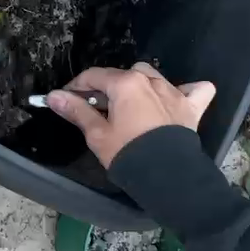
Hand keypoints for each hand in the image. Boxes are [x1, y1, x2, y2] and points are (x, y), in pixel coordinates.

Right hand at [45, 62, 215, 166]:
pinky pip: (195, 89)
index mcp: (125, 83)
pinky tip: (174, 100)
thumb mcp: (96, 133)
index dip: (76, 87)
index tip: (66, 99)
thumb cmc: (127, 152)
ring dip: (138, 85)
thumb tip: (53, 96)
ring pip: (153, 77)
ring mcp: (175, 92)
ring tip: (129, 105)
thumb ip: (76, 110)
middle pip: (122, 75)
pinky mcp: (192, 107)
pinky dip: (185, 91)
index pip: (93, 76)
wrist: (167, 175)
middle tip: (95, 109)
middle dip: (106, 87)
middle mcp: (151, 81)